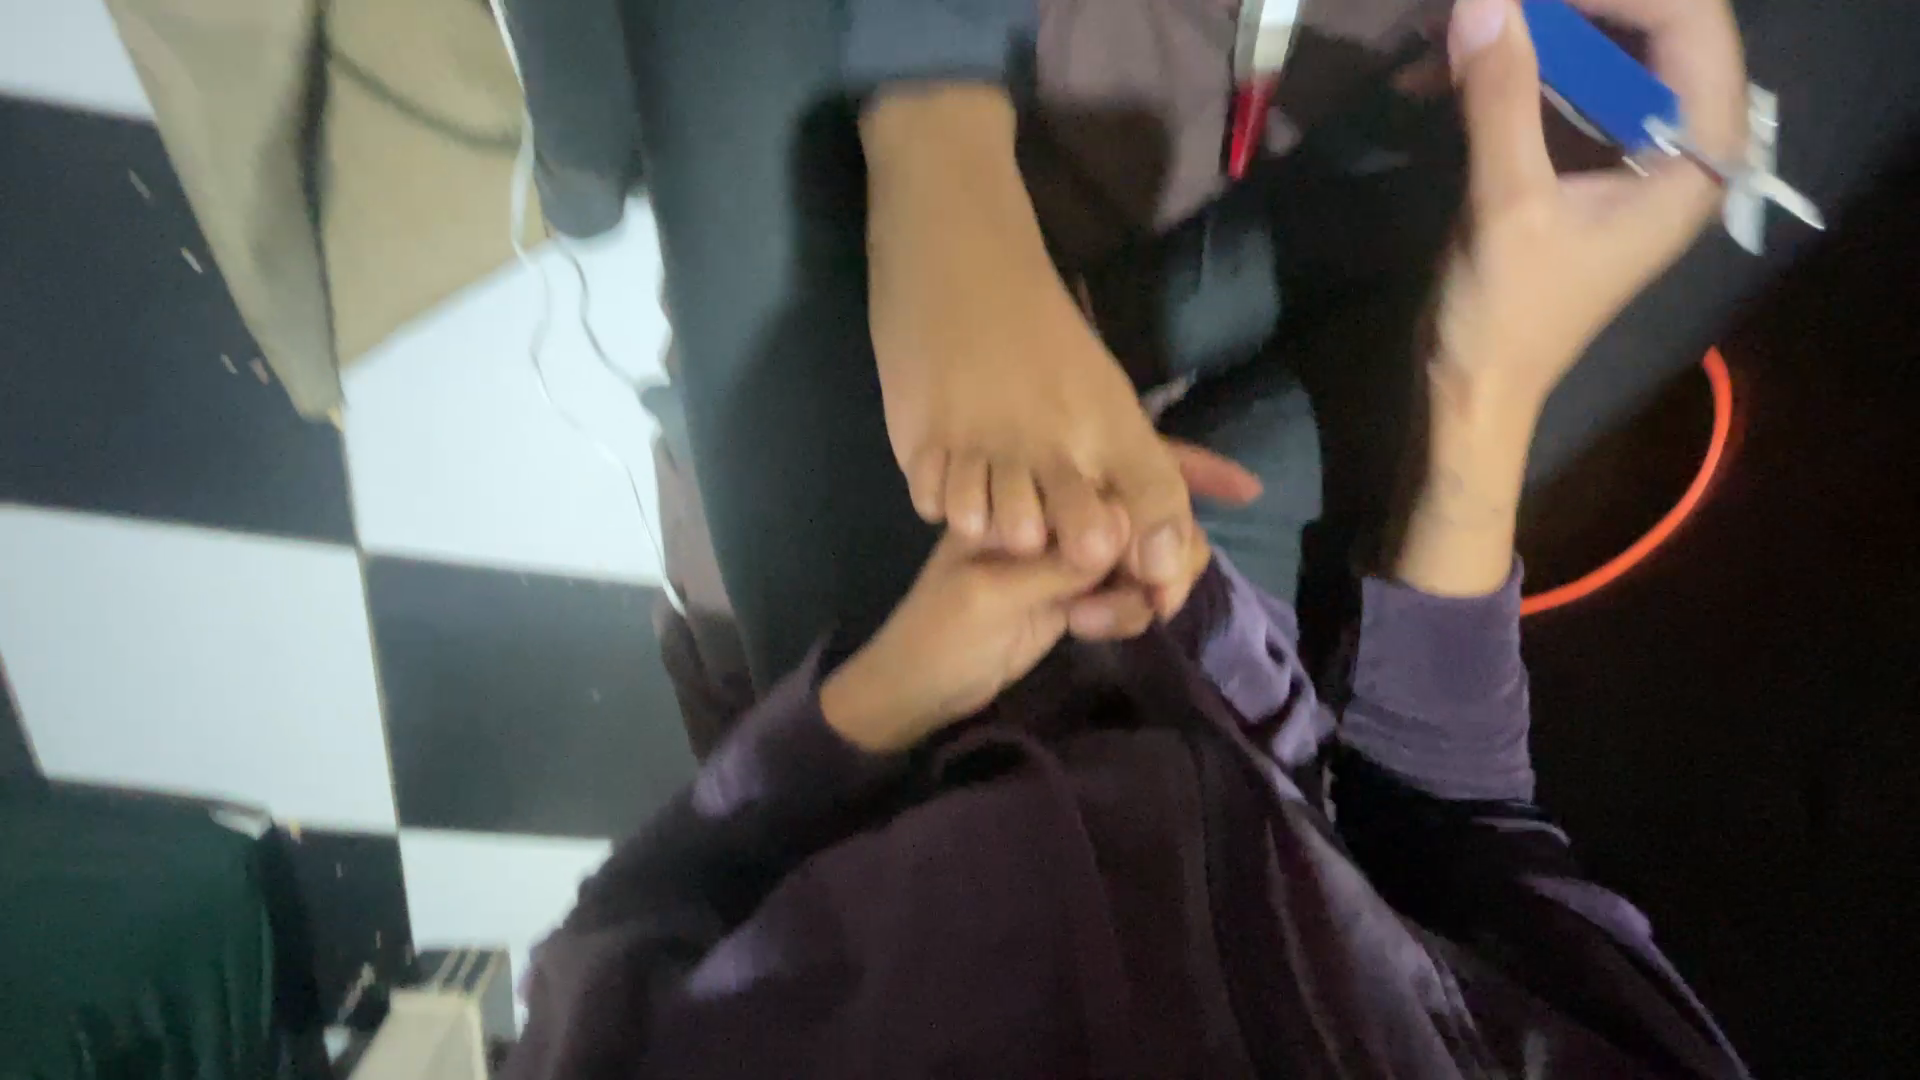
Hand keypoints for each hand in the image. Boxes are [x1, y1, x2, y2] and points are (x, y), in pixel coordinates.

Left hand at [820, 532, 1157, 752]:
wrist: (922, 691)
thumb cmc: (941, 633)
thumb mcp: (992, 593)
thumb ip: (1057, 563)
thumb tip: (1128, 522)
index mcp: (1026, 500)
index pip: (1104, 489)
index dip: (1145, 518)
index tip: (1150, 565)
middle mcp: (1055, 520)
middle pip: (1135, 522)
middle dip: (1153, 560)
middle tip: (1145, 601)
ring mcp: (1068, 560)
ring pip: (1138, 561)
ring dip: (1135, 593)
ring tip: (1091, 623)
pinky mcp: (1076, 597)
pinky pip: (1124, 594)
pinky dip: (1124, 611)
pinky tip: (1089, 630)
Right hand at [862, 85, 1212, 614]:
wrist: (958, 252)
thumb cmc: (1039, 328)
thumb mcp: (1111, 391)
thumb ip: (1166, 457)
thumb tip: (1248, 490)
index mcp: (1108, 420)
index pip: (1161, 507)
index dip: (1163, 559)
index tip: (1152, 582)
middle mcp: (1056, 437)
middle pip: (1086, 537)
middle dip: (1076, 555)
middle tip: (1051, 538)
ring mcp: (986, 439)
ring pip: (1002, 530)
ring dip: (995, 527)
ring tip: (987, 503)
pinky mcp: (923, 438)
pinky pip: (935, 505)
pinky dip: (941, 500)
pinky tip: (946, 477)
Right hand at [1431, 0, 1746, 405]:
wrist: (1468, 394)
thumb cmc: (1505, 316)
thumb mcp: (1505, 206)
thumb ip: (1499, 101)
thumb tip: (1481, 2)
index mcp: (1695, 154)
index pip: (1685, 26)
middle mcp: (1670, 149)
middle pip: (1635, 42)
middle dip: (1558, 17)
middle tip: (1485, 10)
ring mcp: (1615, 168)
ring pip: (1583, 75)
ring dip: (1519, 52)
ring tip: (1450, 40)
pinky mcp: (1564, 185)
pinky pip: (1543, 114)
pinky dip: (1498, 93)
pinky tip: (1444, 83)